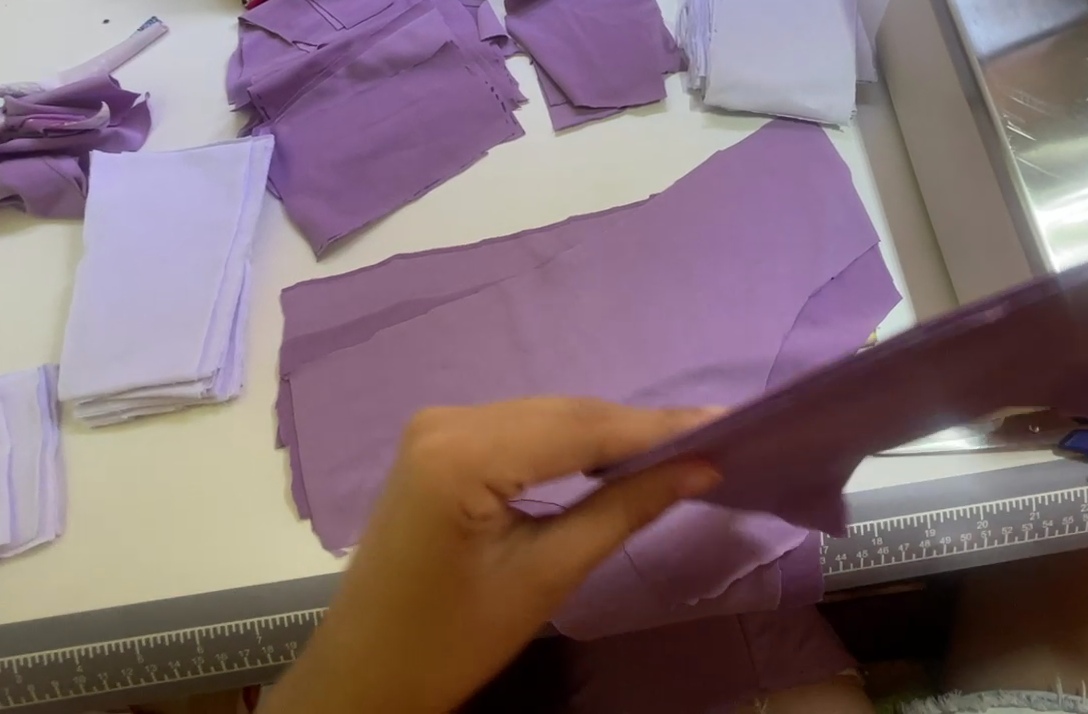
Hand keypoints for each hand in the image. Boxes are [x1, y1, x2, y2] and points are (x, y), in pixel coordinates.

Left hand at [261, 398, 719, 713]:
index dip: (655, 427)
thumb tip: (700, 466)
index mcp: (462, 453)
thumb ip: (625, 509)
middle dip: (637, 428)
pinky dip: (571, 438)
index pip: (580, 427)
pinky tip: (610, 452)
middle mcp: (448, 418)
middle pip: (564, 414)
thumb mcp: (548, 576)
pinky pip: (523, 426)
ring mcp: (440, 421)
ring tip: (674, 444)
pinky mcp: (442, 435)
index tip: (722, 423)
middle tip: (708, 435)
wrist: (365, 674)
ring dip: (607, 432)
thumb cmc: (452, 641)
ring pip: (547, 415)